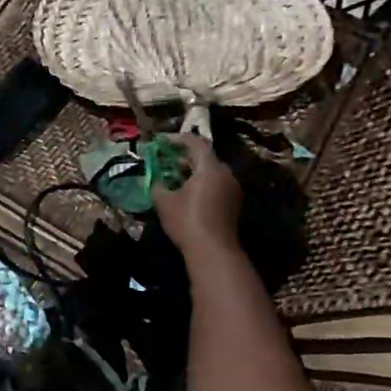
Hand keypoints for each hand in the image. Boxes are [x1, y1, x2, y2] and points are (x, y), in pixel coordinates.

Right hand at [151, 134, 241, 255]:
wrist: (213, 250)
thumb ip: (158, 185)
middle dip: (186, 155)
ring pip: (212, 171)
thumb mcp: (164, 202)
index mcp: (209, 168)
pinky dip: (203, 182)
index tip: (162, 141)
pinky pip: (217, 183)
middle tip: (168, 158)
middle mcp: (225, 173)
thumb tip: (156, 181)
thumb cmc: (187, 221)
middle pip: (206, 156)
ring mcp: (233, 188)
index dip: (178, 139)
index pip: (196, 143)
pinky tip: (189, 192)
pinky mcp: (234, 202)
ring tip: (176, 176)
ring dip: (195, 170)